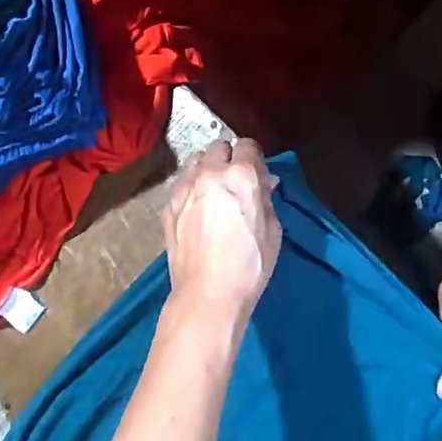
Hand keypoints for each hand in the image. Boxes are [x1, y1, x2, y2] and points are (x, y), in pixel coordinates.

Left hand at [163, 139, 281, 330]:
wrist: (207, 295)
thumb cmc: (249, 266)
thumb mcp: (272, 231)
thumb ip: (267, 199)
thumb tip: (264, 183)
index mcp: (241, 176)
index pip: (248, 145)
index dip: (255, 158)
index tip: (257, 173)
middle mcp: (210, 173)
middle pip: (219, 146)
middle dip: (229, 158)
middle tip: (235, 180)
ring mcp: (185, 188)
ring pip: (196, 161)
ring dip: (208, 169)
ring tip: (214, 191)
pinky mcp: (169, 205)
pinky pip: (182, 184)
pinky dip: (192, 188)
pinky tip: (198, 210)